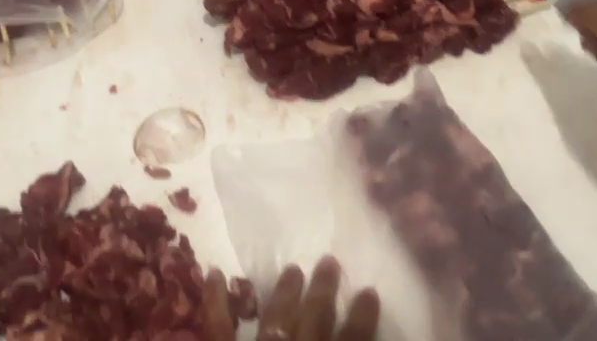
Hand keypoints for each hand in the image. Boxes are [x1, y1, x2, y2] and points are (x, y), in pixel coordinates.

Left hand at [205, 257, 378, 340]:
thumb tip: (382, 337)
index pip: (354, 339)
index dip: (363, 318)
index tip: (370, 291)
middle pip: (315, 320)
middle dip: (323, 291)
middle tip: (330, 262)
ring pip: (276, 319)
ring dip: (286, 294)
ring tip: (294, 269)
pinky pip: (219, 326)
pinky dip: (215, 300)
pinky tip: (214, 273)